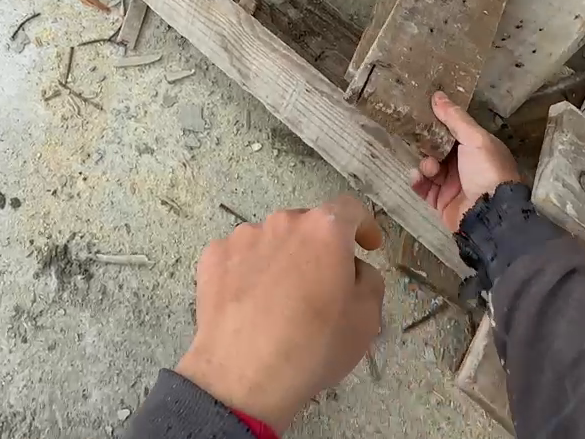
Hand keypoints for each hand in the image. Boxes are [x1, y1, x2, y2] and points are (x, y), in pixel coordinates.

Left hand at [174, 193, 385, 431]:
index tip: (367, 245)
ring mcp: (244, 235)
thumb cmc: (312, 347)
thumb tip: (354, 269)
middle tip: (322, 287)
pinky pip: (240, 256)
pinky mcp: (215, 255)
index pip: (350, 209)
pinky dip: (249, 272)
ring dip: (282, 260)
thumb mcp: (366, 320)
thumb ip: (369, 281)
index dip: (363, 225)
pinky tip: (250, 304)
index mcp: (324, 229)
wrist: (243, 375)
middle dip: (319, 250)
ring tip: (280, 302)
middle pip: (308, 226)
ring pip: (272, 241)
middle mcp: (283, 221)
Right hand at [411, 91, 521, 232]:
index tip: (422, 111)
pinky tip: (417, 176)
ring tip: (429, 167)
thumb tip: (438, 95)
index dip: (439, 122)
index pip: (455, 131)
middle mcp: (465, 165)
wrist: (489, 215)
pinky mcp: (441, 201)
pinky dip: (418, 181)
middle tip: (416, 137)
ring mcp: (453, 184)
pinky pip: (424, 187)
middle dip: (427, 143)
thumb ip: (455, 118)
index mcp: (477, 149)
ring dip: (425, 164)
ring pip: (430, 166)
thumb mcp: (475, 139)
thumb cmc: (486, 170)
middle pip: (439, 148)